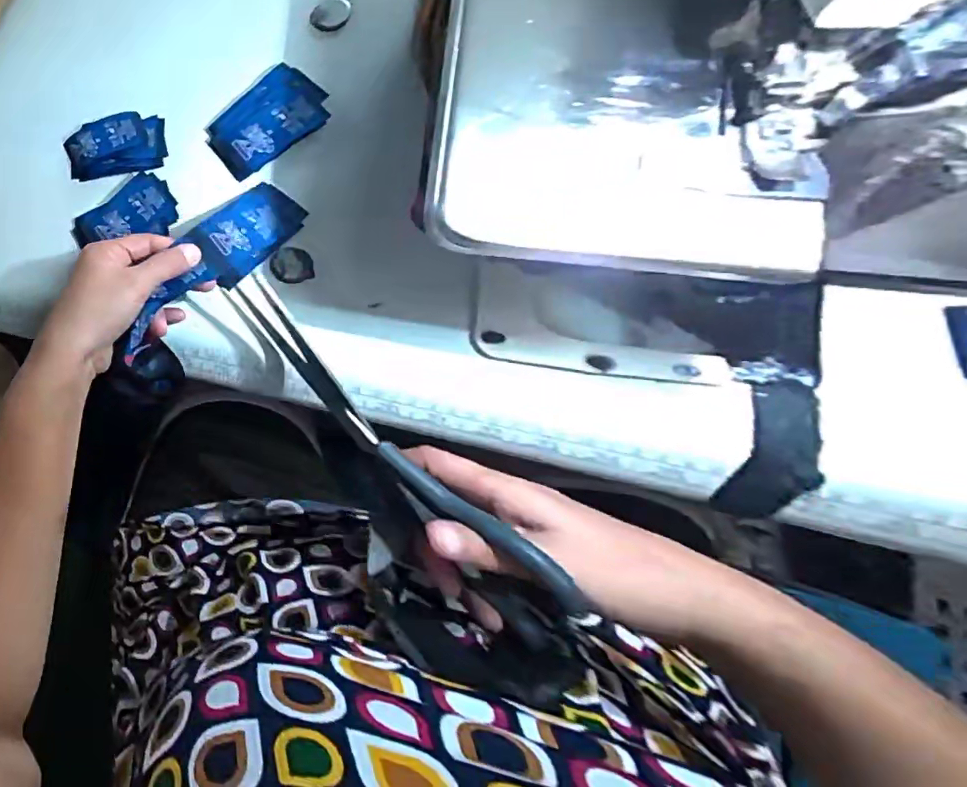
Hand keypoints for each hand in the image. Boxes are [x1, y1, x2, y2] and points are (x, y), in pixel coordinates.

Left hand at [33, 235, 211, 375]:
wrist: (72, 352)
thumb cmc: (103, 308)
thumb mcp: (138, 283)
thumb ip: (167, 265)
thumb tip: (194, 248)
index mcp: (107, 251)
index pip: (147, 241)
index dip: (175, 249)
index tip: (202, 258)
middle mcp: (105, 267)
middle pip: (149, 267)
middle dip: (174, 279)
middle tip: (206, 285)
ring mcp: (107, 292)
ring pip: (145, 291)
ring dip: (161, 305)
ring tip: (174, 318)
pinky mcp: (110, 314)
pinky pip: (137, 309)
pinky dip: (150, 317)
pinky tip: (161, 329)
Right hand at [406, 447, 754, 644]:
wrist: (700, 604)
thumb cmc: (623, 573)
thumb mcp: (549, 564)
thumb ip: (486, 547)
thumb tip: (427, 533)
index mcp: (504, 491)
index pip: (435, 461)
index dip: (400, 466)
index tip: (377, 494)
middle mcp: (503, 502)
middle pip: (441, 507)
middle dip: (432, 545)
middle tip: (444, 586)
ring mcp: (517, 527)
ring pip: (463, 538)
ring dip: (460, 573)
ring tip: (478, 613)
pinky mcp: (531, 552)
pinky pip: (488, 559)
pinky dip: (484, 584)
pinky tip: (497, 616)